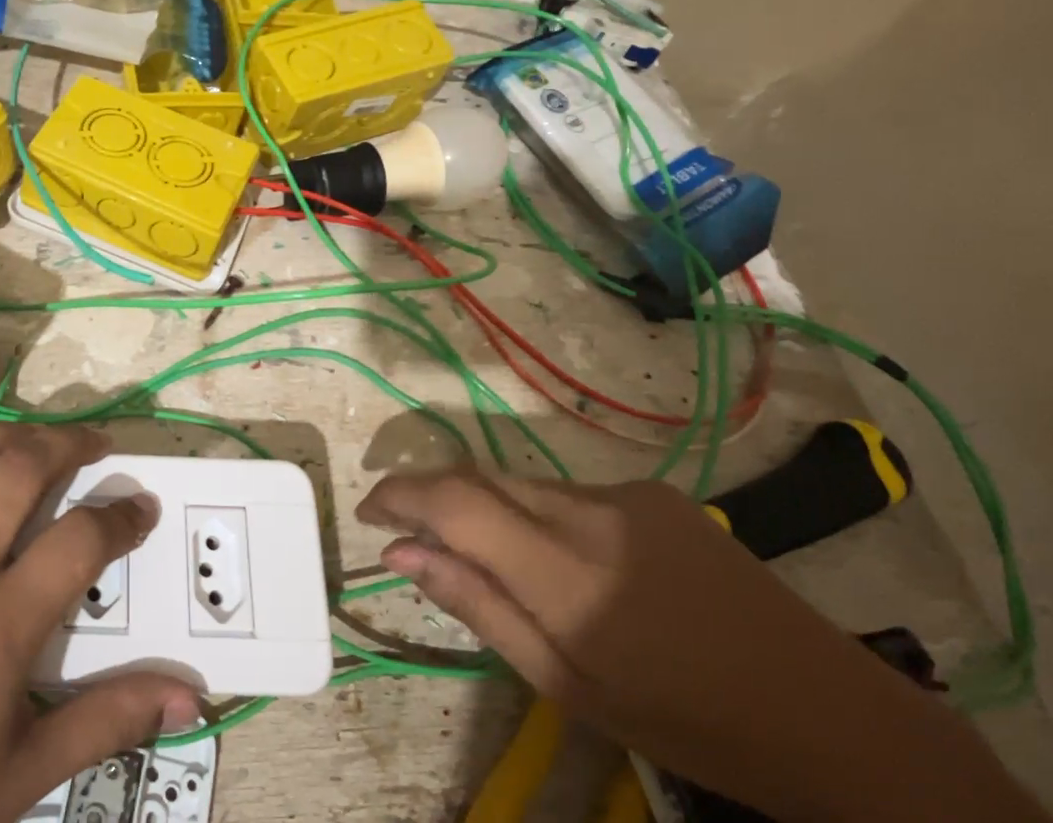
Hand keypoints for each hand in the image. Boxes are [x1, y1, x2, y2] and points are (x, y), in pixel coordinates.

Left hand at [0, 425, 200, 822]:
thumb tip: (188, 695)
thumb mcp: (24, 771)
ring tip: (37, 437)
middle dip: (66, 444)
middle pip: (18, 470)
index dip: (120, 515)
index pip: (79, 539)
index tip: (142, 505)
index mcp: (0, 620)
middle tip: (98, 443)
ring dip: (6, 438)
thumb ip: (107, 721)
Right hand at [357, 471, 1044, 821]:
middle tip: (403, 532)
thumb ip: (476, 605)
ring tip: (473, 553)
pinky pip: (566, 490)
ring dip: (482, 504)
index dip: (397, 495)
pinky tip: (546, 555)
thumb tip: (400, 552)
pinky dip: (531, 510)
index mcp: (563, 569)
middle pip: (479, 477)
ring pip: (521, 482)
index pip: (451, 500)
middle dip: (430, 495)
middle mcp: (590, 511)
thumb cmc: (680, 717)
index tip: (366, 512)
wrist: (829, 714)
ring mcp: (629, 495)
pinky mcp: (659, 495)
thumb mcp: (562, 681)